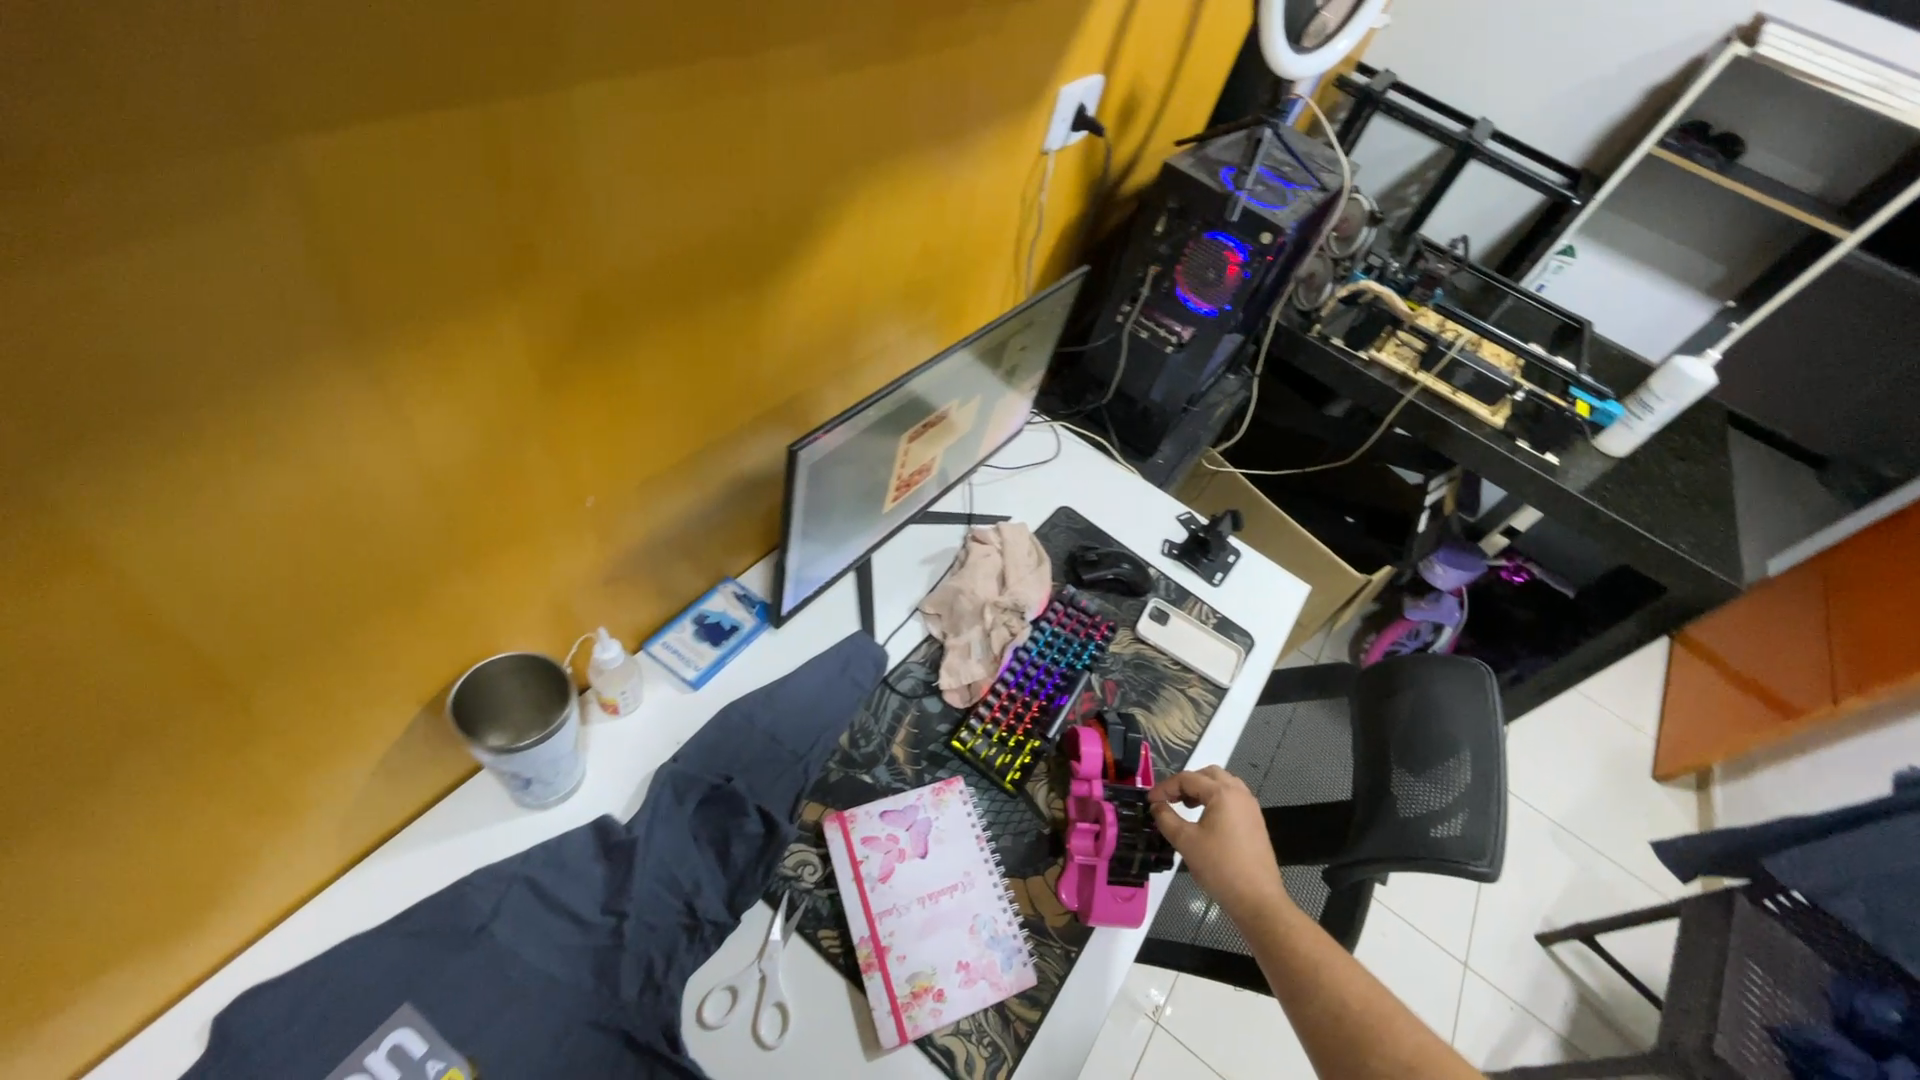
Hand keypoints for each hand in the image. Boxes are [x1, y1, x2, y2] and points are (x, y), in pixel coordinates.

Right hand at [1150, 767, 1290, 919]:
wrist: (1257, 899)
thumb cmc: (1219, 867)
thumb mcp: (1185, 841)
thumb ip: (1166, 818)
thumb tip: (1156, 806)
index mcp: (1222, 793)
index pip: (1188, 779)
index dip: (1165, 787)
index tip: (1150, 801)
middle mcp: (1240, 793)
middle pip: (1208, 774)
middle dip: (1186, 783)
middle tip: (1170, 799)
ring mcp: (1251, 807)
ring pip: (1223, 785)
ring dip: (1202, 790)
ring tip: (1186, 807)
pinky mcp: (1255, 822)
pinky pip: (1232, 799)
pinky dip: (1215, 800)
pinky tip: (1205, 820)